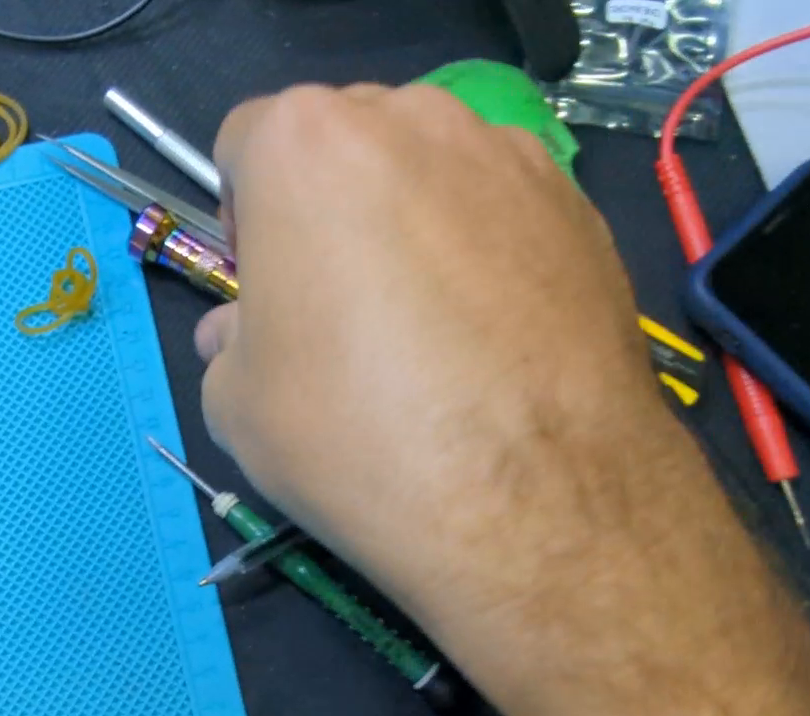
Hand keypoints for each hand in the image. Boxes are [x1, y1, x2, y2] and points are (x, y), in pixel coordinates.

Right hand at [198, 85, 809, 715]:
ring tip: (419, 336)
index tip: (265, 286)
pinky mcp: (582, 211)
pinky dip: (479, 258)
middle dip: (324, 216)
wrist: (523, 501)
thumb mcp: (236, 404)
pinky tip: (484, 345)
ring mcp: (510, 158)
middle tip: (335, 313)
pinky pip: (499, 216)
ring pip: (426, 178)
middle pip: (342, 150)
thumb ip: (227, 343)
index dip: (244, 218)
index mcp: (305, 147)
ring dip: (404, 231)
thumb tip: (238, 334)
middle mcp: (412, 121)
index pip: (246, 144)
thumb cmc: (347, 436)